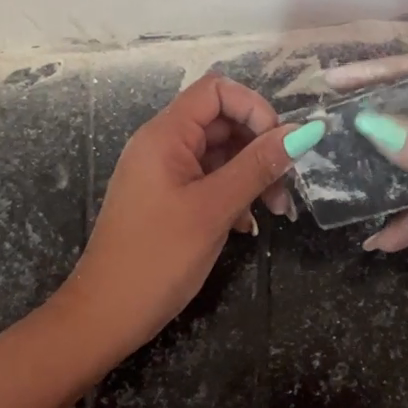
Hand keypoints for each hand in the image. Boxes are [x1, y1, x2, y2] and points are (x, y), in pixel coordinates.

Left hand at [57, 73, 304, 354]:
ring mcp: (163, 171)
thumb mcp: (215, 209)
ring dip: (251, 174)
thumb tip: (304, 131)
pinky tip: (247, 226)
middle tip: (285, 188)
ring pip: (219, 152)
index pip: (217, 90)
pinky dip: (233, 193)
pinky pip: (208, 179)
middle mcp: (162, 143)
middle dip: (259, 147)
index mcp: (165, 134)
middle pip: (222, 121)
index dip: (253, 108)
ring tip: (274, 212)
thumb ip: (258, 166)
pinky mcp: (166, 198)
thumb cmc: (157, 258)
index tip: (279, 145)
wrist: (104, 316)